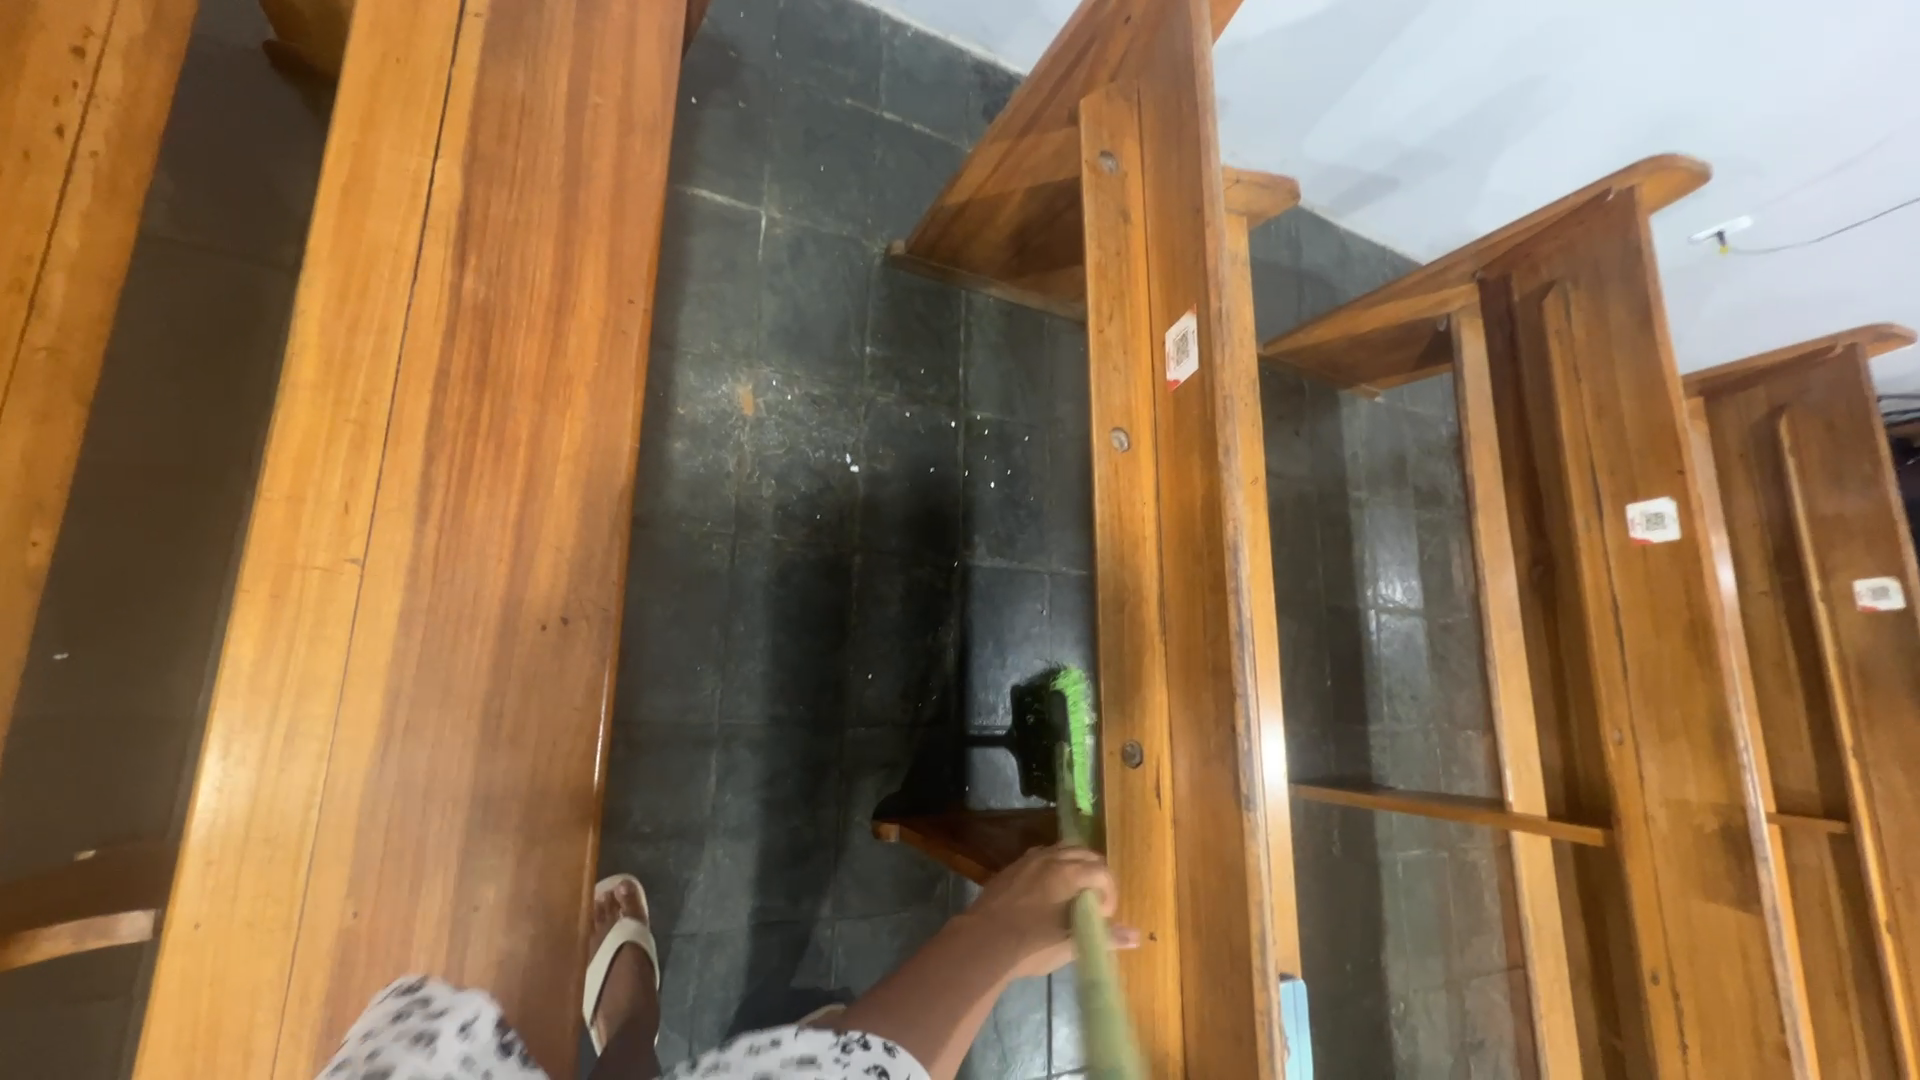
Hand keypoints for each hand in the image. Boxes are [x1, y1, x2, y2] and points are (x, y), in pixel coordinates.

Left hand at [957, 844, 1139, 978]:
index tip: (1102, 916)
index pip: (1102, 870)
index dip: (1110, 892)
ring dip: (1074, 866)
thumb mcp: (1071, 944)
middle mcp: (1050, 857)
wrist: (983, 940)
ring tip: (1073, 893)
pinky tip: (1047, 892)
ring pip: (1061, 850)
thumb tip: (1137, 937)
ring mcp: (1028, 860)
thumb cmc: (1032, 944)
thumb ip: (1106, 937)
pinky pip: (1040, 857)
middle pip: (1083, 853)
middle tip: (1093, 902)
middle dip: (1095, 874)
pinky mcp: (1012, 867)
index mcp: (1069, 872)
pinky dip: (1053, 867)